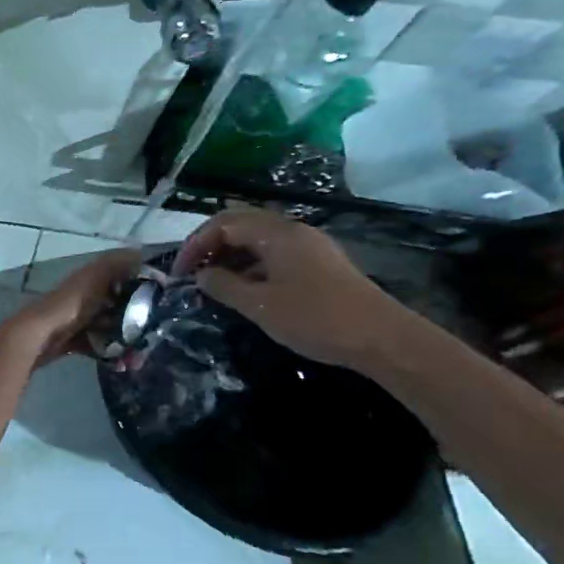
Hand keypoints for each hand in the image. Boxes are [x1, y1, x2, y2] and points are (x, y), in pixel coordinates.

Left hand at [4, 249, 140, 363]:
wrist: (38, 335)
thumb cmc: (71, 305)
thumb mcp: (96, 278)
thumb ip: (116, 264)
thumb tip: (139, 251)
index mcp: (90, 279)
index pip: (122, 278)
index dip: (142, 288)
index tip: (163, 303)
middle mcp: (85, 297)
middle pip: (118, 308)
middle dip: (138, 323)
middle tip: (152, 339)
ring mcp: (78, 319)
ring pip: (110, 330)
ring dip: (126, 343)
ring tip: (137, 359)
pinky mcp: (72, 340)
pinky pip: (97, 346)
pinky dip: (110, 355)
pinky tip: (120, 364)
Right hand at [171, 208, 417, 368]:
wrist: (384, 340)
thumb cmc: (315, 318)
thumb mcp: (258, 305)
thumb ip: (223, 285)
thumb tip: (200, 275)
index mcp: (277, 233)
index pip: (223, 224)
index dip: (195, 244)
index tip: (179, 272)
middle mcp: (293, 230)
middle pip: (240, 224)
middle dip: (210, 245)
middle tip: (191, 271)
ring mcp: (310, 246)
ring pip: (258, 239)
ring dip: (230, 255)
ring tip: (213, 282)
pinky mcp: (320, 264)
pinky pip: (275, 253)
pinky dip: (251, 265)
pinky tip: (244, 289)